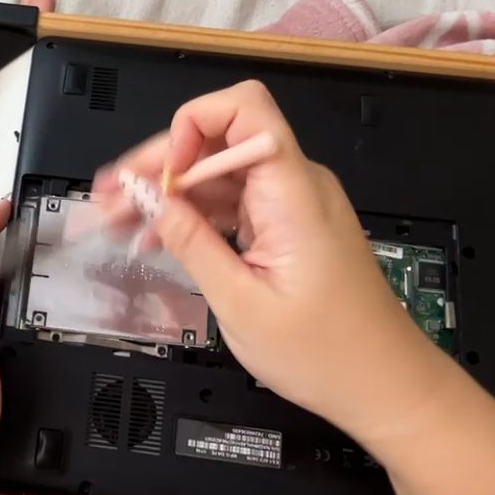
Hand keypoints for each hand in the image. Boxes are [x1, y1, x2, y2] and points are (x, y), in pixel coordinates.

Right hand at [96, 81, 448, 436]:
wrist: (382, 383)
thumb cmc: (329, 354)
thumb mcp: (242, 304)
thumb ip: (192, 243)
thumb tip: (149, 199)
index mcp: (294, 194)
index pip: (244, 110)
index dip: (192, 125)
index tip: (159, 174)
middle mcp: (295, 185)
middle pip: (216, 141)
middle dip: (159, 166)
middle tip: (112, 199)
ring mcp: (289, 203)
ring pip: (215, 173)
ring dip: (166, 193)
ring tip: (119, 221)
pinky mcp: (284, 223)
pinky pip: (228, 202)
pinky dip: (190, 215)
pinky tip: (156, 237)